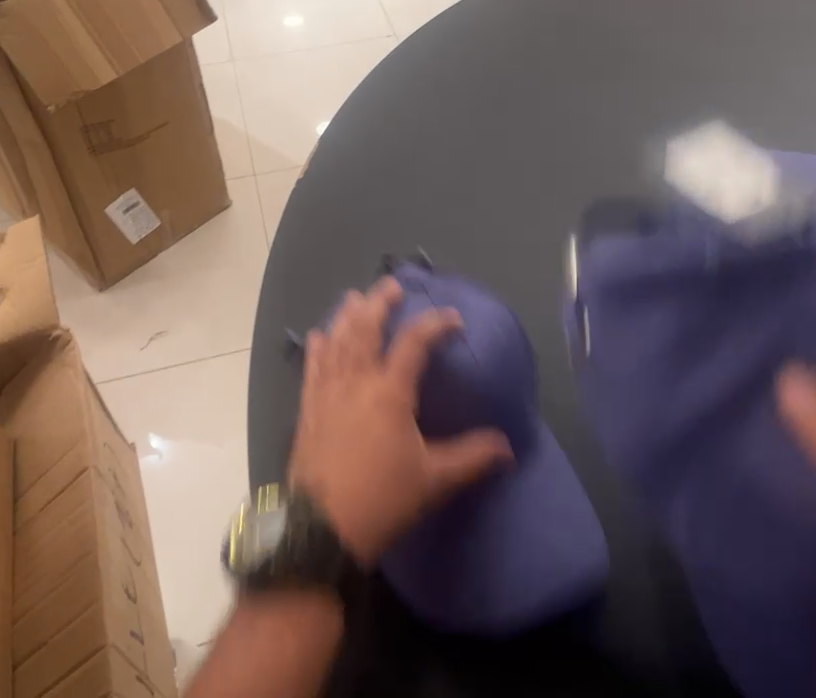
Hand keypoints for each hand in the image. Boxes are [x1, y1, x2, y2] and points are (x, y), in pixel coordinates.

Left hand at [289, 277, 515, 564]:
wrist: (321, 530)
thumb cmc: (381, 500)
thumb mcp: (434, 481)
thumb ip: (471, 458)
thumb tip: (508, 447)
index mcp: (389, 393)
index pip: (414, 344)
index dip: (435, 325)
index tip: (453, 319)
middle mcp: (356, 383)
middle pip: (366, 330)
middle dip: (380, 304)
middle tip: (392, 285)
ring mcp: (327, 395)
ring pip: (337, 343)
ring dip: (348, 317)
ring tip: (355, 297)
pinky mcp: (308, 411)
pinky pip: (312, 369)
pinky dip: (318, 348)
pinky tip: (319, 335)